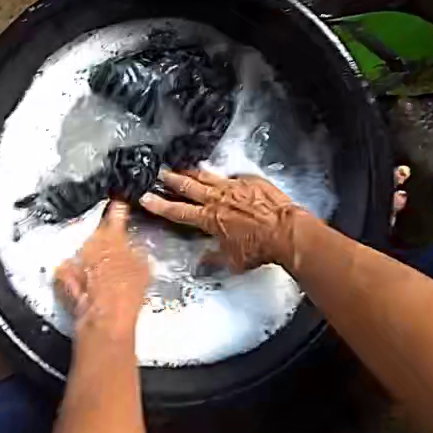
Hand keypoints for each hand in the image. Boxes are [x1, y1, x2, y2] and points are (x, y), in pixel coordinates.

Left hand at [54, 201, 149, 339]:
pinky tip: (83, 281)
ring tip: (101, 269)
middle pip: (98, 231)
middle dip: (105, 235)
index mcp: (113, 234)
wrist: (105, 316)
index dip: (119, 205)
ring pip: (84, 249)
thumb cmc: (129, 291)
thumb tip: (134, 247)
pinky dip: (75, 272)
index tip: (119, 201)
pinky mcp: (63, 275)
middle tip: (115, 247)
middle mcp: (91, 241)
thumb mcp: (145, 267)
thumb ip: (137, 250)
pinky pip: (70, 268)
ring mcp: (75, 257)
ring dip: (91, 255)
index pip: (116, 211)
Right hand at [139, 168, 313, 271]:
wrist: (286, 230)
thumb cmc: (259, 248)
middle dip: (172, 179)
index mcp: (209, 218)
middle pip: (188, 186)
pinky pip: (232, 176)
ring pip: (208, 176)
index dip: (159, 205)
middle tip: (160, 173)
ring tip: (184, 167)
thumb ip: (214, 259)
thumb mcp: (233, 261)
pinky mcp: (250, 180)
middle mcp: (217, 198)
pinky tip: (223, 175)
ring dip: (194, 172)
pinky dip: (224, 176)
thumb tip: (200, 264)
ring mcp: (233, 186)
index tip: (145, 197)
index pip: (177, 211)